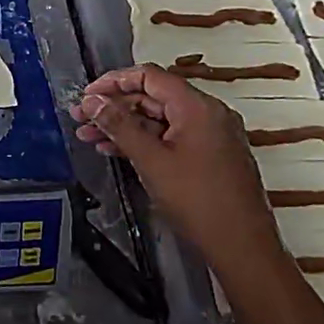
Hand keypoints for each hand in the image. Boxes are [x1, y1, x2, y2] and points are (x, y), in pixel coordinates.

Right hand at [70, 64, 279, 265]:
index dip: (114, 82)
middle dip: (115, 107)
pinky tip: (116, 150)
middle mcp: (208, 113)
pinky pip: (171, 136)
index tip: (87, 95)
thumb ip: (119, 125)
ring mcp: (211, 135)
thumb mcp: (151, 160)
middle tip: (82, 118)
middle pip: (154, 97)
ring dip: (125, 126)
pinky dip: (145, 141)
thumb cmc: (197, 201)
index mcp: (197, 107)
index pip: (150, 77)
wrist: (241, 246)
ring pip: (160, 119)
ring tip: (89, 136)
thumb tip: (92, 101)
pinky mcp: (210, 155)